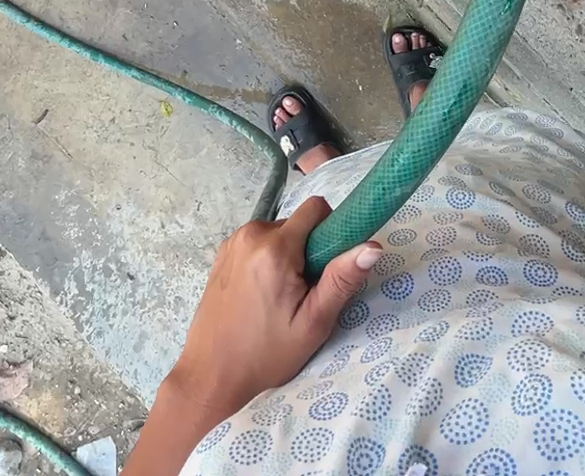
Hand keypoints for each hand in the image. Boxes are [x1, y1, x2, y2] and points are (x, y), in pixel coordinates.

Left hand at [163, 197, 380, 417]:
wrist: (210, 376)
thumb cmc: (265, 354)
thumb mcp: (313, 323)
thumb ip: (342, 279)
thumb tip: (373, 247)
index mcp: (275, 247)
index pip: (316, 208)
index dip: (330, 231)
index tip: (327, 265)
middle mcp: (251, 234)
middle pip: (297, 224)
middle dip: (306, 250)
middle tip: (302, 292)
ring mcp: (233, 241)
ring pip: (278, 233)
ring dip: (287, 255)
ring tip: (280, 297)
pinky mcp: (222, 252)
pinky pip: (258, 242)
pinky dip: (267, 259)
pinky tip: (260, 294)